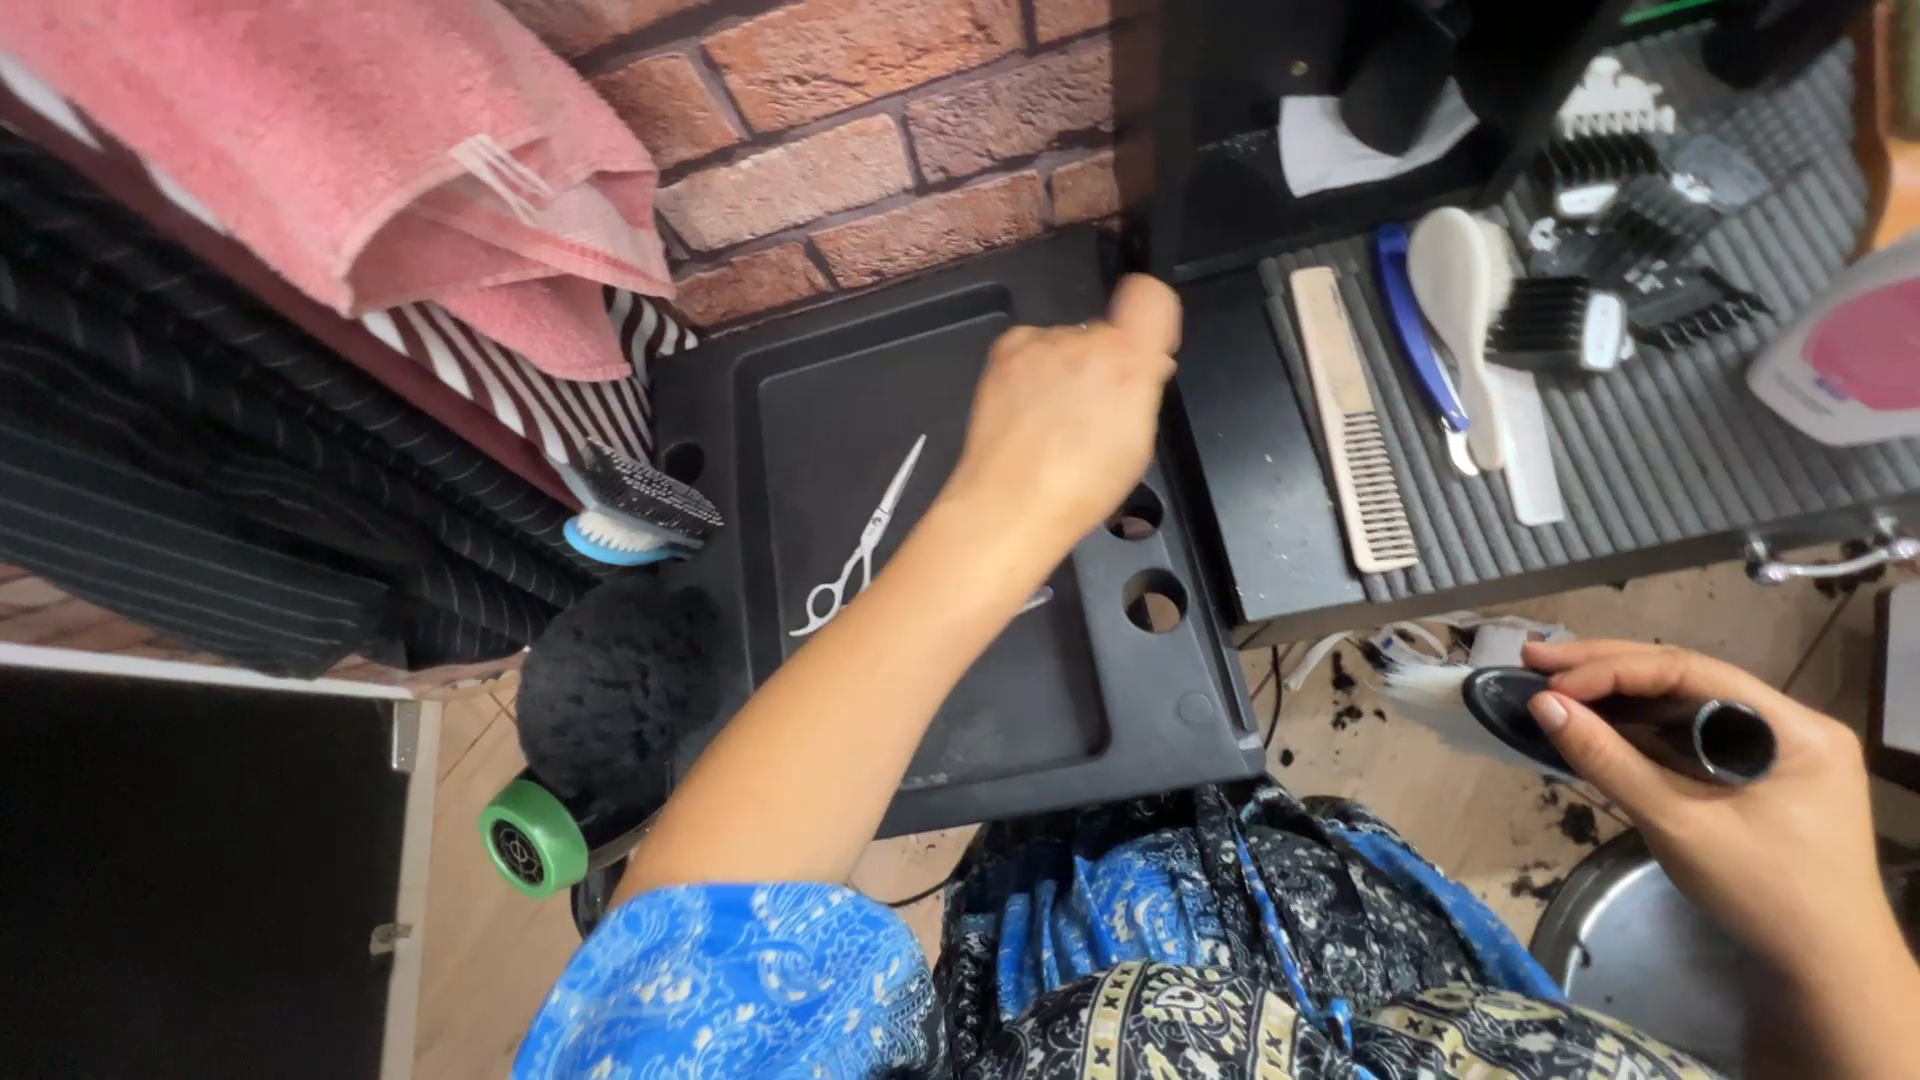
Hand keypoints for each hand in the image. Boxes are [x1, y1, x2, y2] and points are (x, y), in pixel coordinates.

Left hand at [940, 274, 1180, 553]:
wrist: (1012, 501)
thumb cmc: (1078, 486)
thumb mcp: (1137, 444)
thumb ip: (1144, 390)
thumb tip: (1146, 366)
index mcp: (1129, 362)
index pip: (1151, 298)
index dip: (1152, 318)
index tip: (1147, 346)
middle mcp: (1085, 342)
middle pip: (1105, 333)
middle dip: (1104, 363)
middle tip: (1092, 410)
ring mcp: (1041, 345)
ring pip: (1065, 344)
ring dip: (1065, 369)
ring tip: (1054, 420)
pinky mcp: (1005, 353)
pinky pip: (1030, 347)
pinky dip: (1033, 369)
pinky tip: (1031, 408)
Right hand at [1522, 640, 1893, 982]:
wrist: (1823, 962)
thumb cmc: (1763, 892)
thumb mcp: (1676, 823)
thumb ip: (1607, 759)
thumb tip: (1541, 703)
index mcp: (1793, 728)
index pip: (1687, 672)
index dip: (1612, 671)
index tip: (1551, 685)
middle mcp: (1785, 722)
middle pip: (1680, 674)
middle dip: (1602, 665)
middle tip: (1533, 659)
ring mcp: (1766, 741)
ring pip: (1674, 695)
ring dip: (1609, 686)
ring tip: (1547, 676)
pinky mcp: (1743, 762)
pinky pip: (1677, 724)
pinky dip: (1626, 715)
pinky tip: (1587, 710)